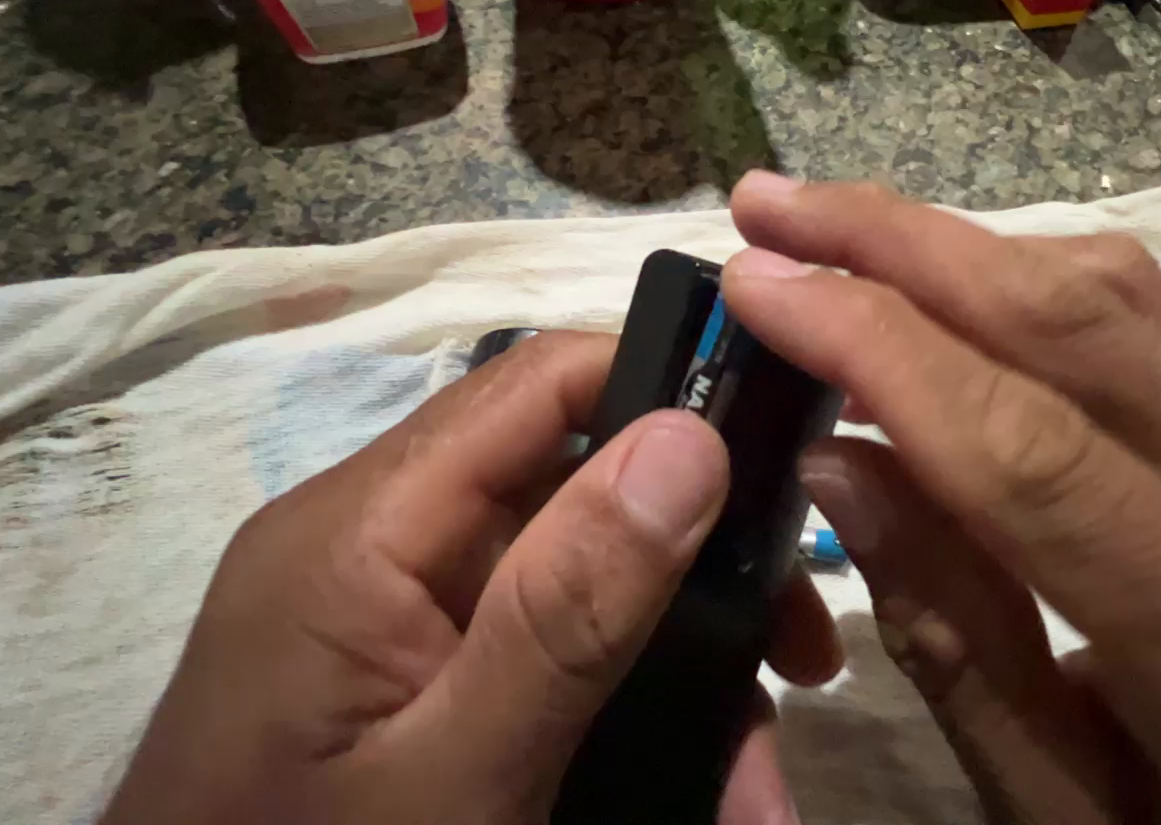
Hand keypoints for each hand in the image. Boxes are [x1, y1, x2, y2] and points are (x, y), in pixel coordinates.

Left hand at [102, 331, 839, 824]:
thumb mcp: (458, 781)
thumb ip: (567, 608)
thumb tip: (689, 437)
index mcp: (364, 527)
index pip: (539, 379)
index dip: (659, 382)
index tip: (770, 452)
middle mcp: (386, 534)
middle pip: (579, 475)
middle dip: (697, 552)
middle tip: (797, 644)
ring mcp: (408, 598)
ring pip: (586, 564)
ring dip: (683, 645)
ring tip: (758, 759)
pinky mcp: (428, 654)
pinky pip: (557, 628)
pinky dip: (636, 687)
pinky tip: (699, 772)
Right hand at [720, 174, 1160, 824]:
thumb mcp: (1051, 819)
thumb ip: (950, 634)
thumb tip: (836, 460)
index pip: (1032, 450)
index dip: (879, 348)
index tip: (758, 282)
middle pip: (1081, 326)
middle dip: (901, 243)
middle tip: (771, 204)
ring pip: (1117, 297)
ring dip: (954, 245)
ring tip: (834, 230)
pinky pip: (1141, 325)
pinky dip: (1019, 280)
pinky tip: (940, 278)